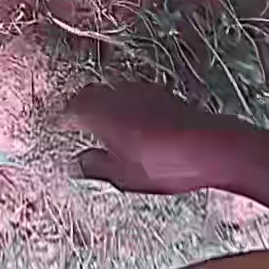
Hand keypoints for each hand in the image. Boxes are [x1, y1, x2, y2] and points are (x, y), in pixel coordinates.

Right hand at [66, 83, 232, 194]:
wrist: (210, 147)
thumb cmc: (167, 164)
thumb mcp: (125, 177)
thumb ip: (96, 166)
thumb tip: (77, 164)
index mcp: (102, 114)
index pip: (72, 109)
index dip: (63, 118)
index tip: (59, 125)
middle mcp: (117, 96)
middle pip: (89, 94)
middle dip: (80, 106)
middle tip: (76, 122)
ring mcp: (139, 91)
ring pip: (110, 92)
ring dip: (102, 103)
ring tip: (103, 122)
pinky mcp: (159, 93)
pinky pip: (131, 93)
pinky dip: (124, 103)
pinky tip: (133, 120)